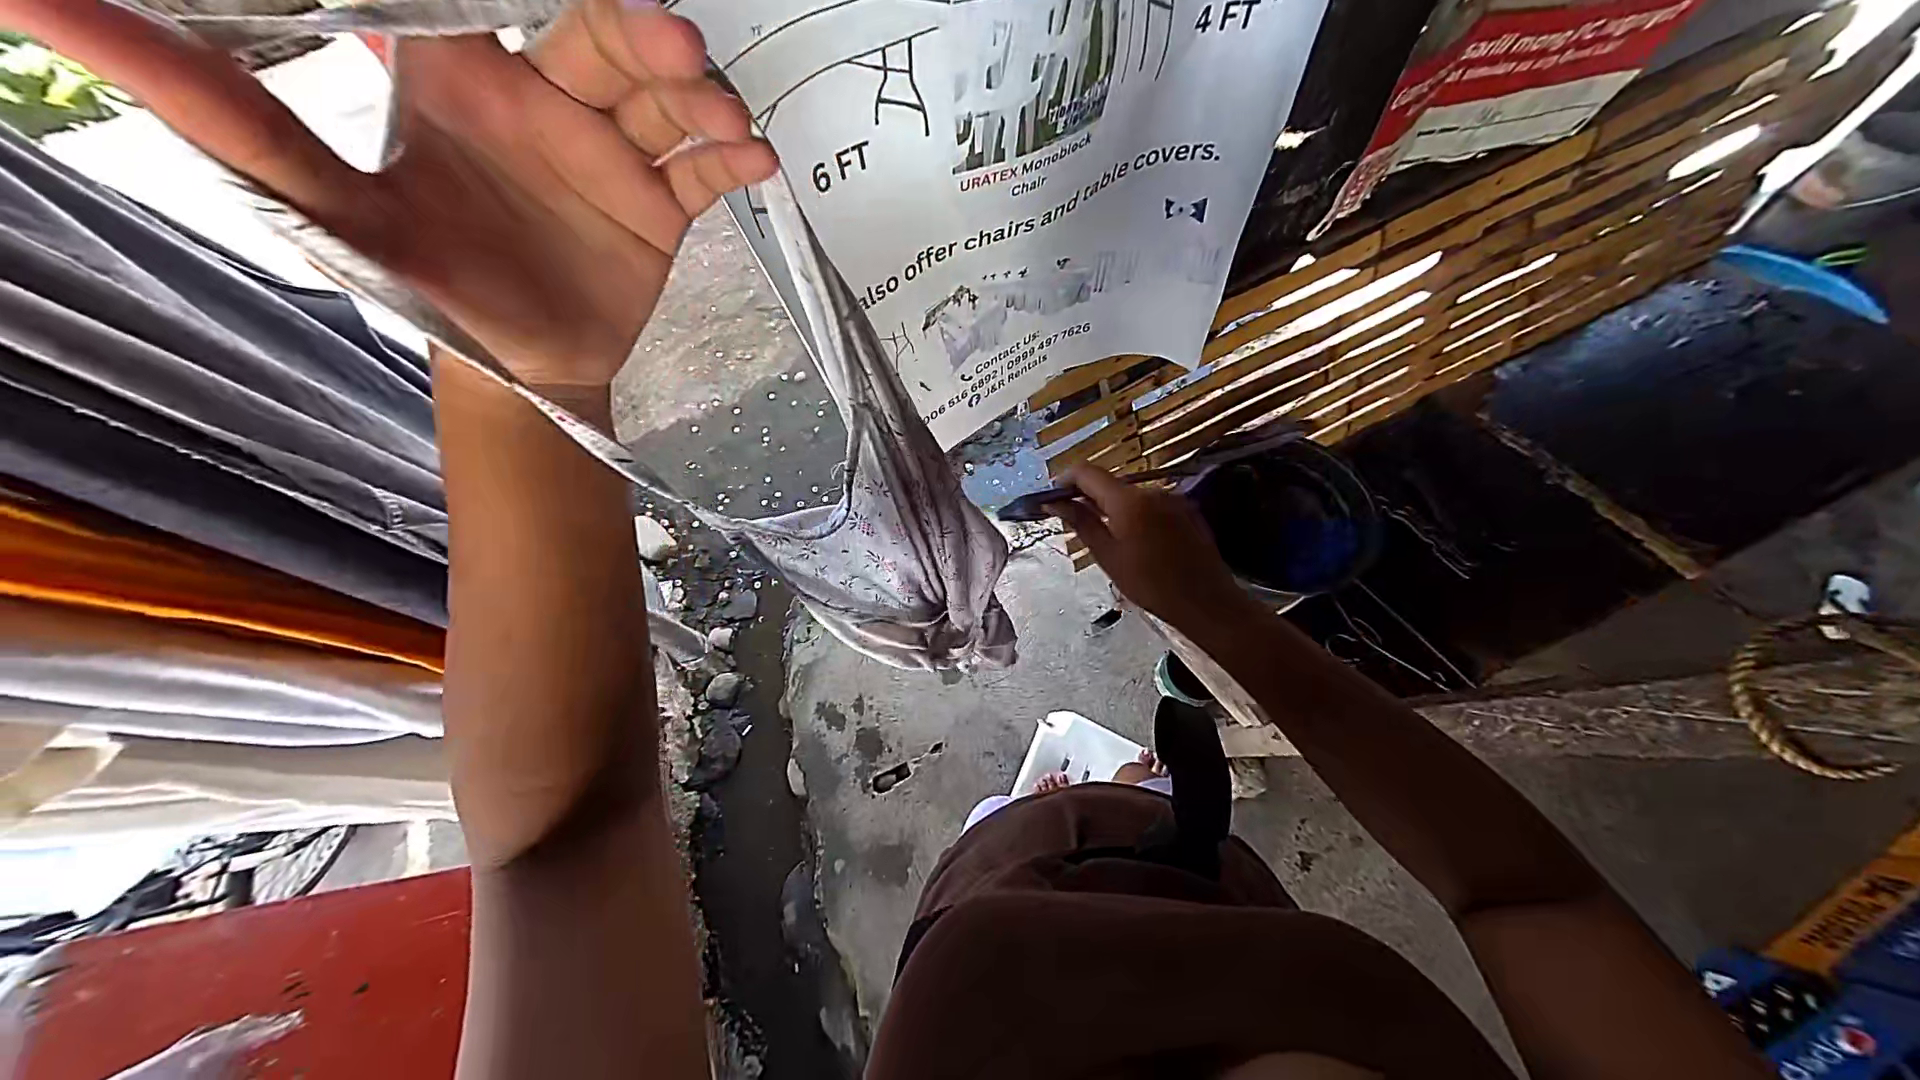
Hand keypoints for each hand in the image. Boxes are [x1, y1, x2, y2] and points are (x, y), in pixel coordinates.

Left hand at [0, 0, 777, 389]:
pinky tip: (756, 163)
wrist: (522, 361)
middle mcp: (546, 103)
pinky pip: (700, 176)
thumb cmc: (432, 285)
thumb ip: (226, 114)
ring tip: (725, 120)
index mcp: (463, 79)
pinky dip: (730, 164)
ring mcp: (611, 154)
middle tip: (673, 49)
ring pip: (662, 104)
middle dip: (639, 38)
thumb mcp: (329, 206)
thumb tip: (32, 2)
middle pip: (598, 42)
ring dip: (699, 102)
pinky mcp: (659, 206)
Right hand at [1045, 463, 1257, 634]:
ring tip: (1102, 535)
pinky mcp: (1186, 511)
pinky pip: (1151, 505)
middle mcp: (1152, 490)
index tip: (1051, 497)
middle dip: (1087, 496)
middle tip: (1070, 519)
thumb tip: (1055, 502)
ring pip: (1131, 495)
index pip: (1087, 473)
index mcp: (1129, 500)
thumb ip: (1081, 522)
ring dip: (1111, 507)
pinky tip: (1134, 541)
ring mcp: (1173, 499)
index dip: (1065, 480)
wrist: (1206, 602)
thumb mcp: (1108, 556)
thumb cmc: (1150, 584)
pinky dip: (1135, 514)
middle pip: (1110, 483)